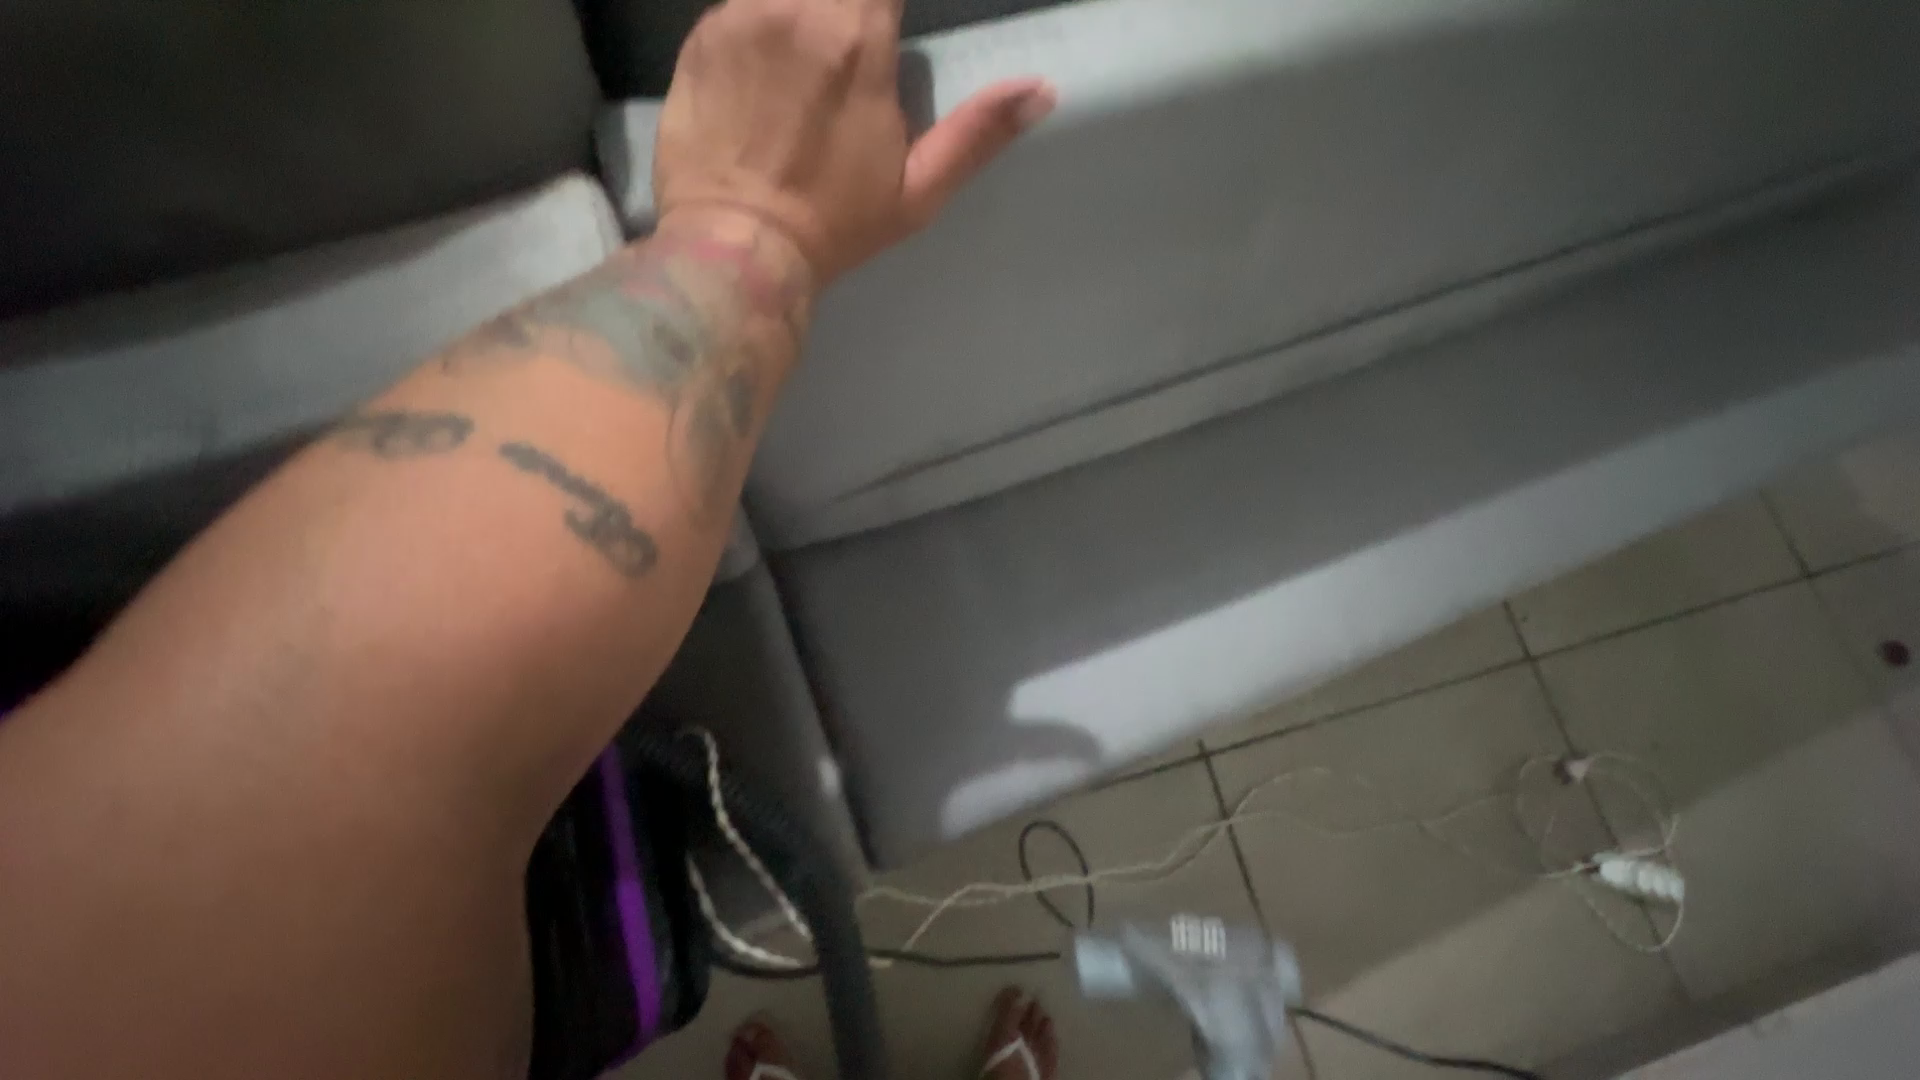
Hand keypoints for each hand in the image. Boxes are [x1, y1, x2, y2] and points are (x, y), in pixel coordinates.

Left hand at [653, 0, 1055, 284]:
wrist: (738, 247)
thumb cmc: (836, 227)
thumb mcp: (918, 192)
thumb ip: (977, 133)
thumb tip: (1040, 90)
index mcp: (859, 39)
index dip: (886, 5)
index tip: (890, 27)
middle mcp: (799, 6)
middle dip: (850, 12)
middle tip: (853, 55)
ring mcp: (742, 15)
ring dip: (810, 16)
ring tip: (814, 72)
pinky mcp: (701, 35)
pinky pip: (743, 3)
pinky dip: (764, 22)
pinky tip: (770, 71)